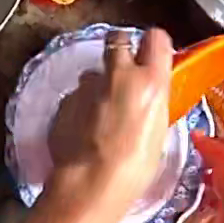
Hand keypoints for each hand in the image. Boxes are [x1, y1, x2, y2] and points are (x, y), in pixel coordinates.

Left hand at [48, 27, 173, 212]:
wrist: (91, 184)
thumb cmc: (135, 168)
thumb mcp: (158, 134)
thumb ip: (152, 106)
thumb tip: (148, 100)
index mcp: (150, 82)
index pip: (157, 38)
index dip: (155, 46)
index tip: (154, 57)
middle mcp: (119, 75)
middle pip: (118, 39)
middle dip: (122, 50)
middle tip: (126, 74)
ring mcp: (87, 87)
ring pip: (94, 72)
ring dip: (100, 84)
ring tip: (103, 112)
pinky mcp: (65, 102)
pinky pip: (77, 97)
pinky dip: (82, 107)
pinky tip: (85, 131)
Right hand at [193, 132, 223, 222]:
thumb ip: (210, 146)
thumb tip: (195, 134)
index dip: (213, 139)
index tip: (193, 139)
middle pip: (221, 161)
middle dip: (204, 160)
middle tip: (185, 156)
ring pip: (214, 179)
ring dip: (200, 178)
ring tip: (182, 173)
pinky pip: (209, 196)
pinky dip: (199, 194)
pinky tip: (187, 190)